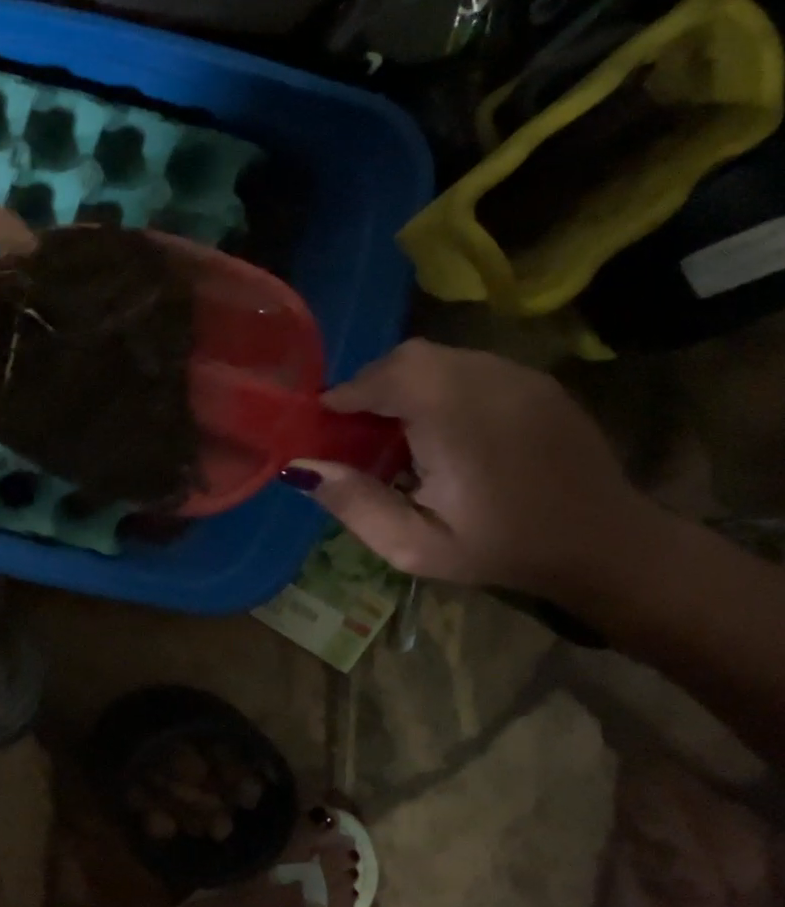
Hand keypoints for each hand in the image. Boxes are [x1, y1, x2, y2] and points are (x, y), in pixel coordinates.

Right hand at [285, 339, 657, 596]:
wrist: (607, 546)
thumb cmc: (503, 549)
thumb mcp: (415, 546)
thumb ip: (355, 503)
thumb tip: (299, 467)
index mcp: (460, 419)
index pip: (385, 376)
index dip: (344, 396)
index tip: (321, 427)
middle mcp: (492, 383)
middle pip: (410, 358)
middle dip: (370, 386)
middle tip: (352, 431)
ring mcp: (520, 378)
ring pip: (438, 357)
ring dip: (402, 385)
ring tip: (391, 431)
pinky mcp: (535, 383)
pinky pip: (467, 366)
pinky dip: (435, 385)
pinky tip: (435, 430)